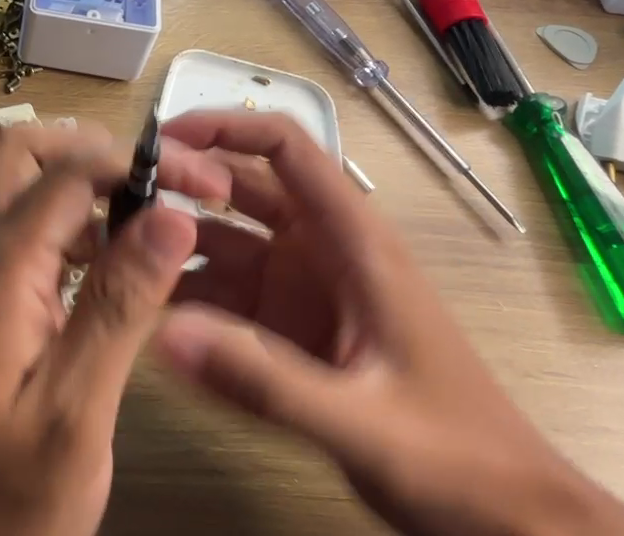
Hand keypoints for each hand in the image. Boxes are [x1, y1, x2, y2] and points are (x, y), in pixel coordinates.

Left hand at [0, 121, 198, 535]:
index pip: (69, 171)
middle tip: (164, 185)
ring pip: (22, 184)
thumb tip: (171, 216)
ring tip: (156, 219)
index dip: (139, 163)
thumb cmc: (1, 491)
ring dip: (85, 183)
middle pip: (22, 151)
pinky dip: (73, 223)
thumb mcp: (74, 408)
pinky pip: (25, 229)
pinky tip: (120, 264)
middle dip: (94, 150)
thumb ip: (119, 306)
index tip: (205, 185)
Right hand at [151, 111, 623, 535]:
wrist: (510, 522)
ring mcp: (304, 291)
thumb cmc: (458, 460)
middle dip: (181, 186)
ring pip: (225, 243)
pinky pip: (227, 296)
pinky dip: (187, 297)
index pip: (288, 149)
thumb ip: (266, 382)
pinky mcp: (290, 330)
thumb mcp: (364, 425)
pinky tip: (145, 314)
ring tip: (114, 258)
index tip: (162, 142)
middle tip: (115, 204)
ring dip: (176, 244)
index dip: (225, 127)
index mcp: (354, 244)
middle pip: (242, 189)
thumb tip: (163, 333)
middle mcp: (322, 252)